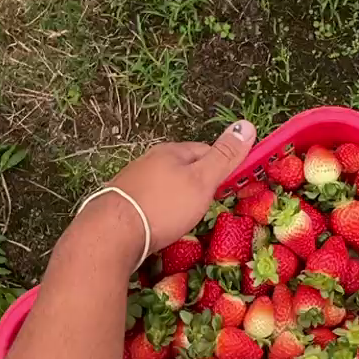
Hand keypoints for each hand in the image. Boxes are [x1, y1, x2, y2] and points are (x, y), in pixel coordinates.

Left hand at [70, 121, 257, 258]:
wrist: (112, 234)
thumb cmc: (164, 206)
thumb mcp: (202, 180)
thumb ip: (225, 156)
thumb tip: (246, 124)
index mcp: (171, 151)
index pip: (206, 150)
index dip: (222, 166)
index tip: (232, 185)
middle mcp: (150, 160)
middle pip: (184, 168)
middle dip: (199, 183)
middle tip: (210, 205)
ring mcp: (133, 180)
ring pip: (166, 185)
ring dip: (179, 197)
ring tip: (186, 217)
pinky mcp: (121, 202)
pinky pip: (150, 200)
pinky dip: (161, 209)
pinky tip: (162, 223)